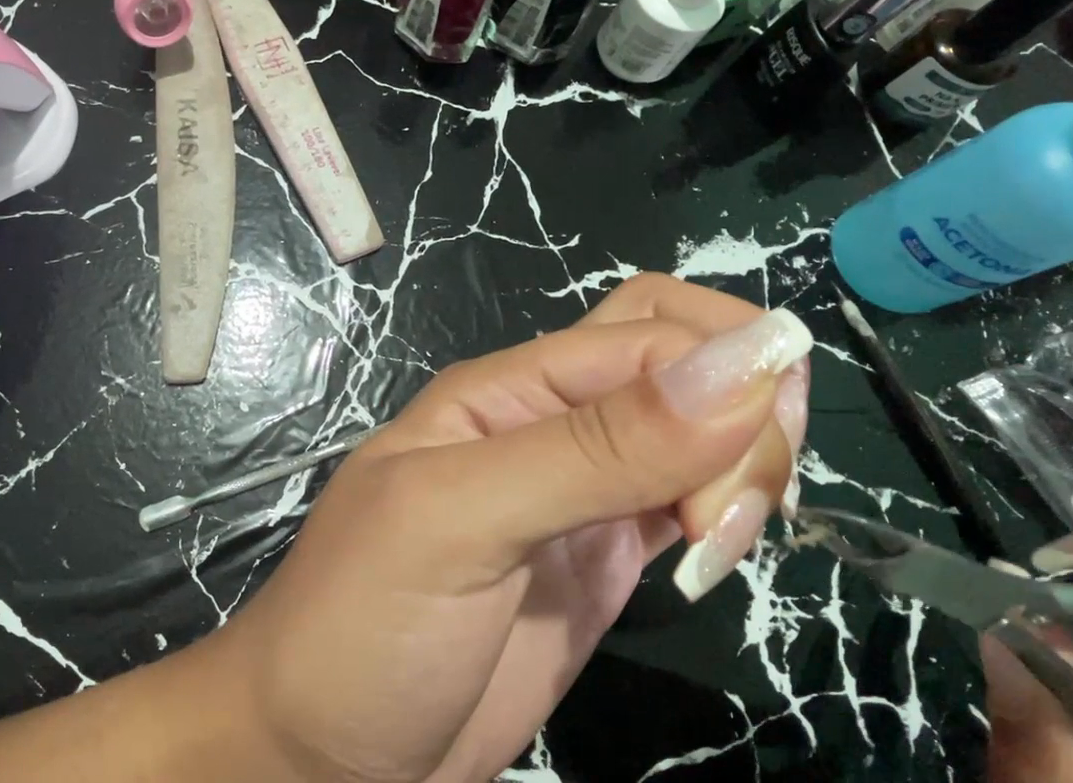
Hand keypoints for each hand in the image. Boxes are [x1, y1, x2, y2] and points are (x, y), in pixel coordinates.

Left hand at [206, 274, 812, 782]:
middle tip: (725, 514)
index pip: (645, 332)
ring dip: (740, 469)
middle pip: (676, 360)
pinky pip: (686, 498)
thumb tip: (746, 362)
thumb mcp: (459, 520)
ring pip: (695, 428)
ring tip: (707, 549)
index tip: (722, 487)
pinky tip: (709, 556)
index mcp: (504, 391)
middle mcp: (548, 424)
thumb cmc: (365, 620)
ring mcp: (581, 492)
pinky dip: (726, 513)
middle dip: (740, 411)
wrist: (325, 745)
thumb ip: (591, 450)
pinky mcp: (602, 555)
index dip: (715, 383)